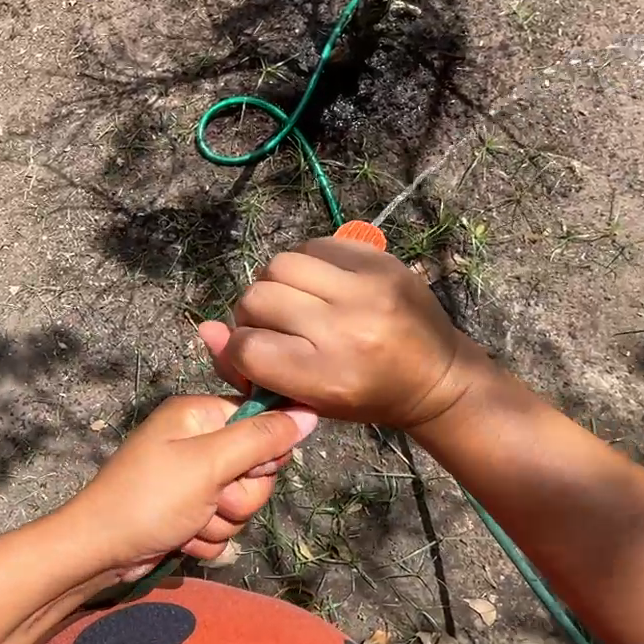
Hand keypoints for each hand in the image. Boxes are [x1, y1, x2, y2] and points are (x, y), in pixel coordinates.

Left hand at [50, 395, 316, 578]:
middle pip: (254, 470)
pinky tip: (179, 539)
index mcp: (196, 416)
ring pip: (239, 504)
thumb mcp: (209, 464)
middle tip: (209, 500)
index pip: (259, 422)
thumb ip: (260, 439)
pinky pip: (219, 527)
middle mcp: (194, 443)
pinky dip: (203, 539)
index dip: (260, 453)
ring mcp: (189, 481)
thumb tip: (308, 411)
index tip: (244, 470)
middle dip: (237, 496)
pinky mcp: (185, 513)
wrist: (101, 551)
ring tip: (187, 522)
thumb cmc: (151, 498)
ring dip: (219, 523)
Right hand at [198, 237, 490, 429]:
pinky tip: (319, 284)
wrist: (437, 377)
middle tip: (276, 326)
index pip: (246, 346)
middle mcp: (345, 328)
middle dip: (255, 313)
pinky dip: (305, 263)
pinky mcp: (380, 262)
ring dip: (277, 283)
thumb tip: (206, 327)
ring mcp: (366, 289)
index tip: (256, 355)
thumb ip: (247, 367)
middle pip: (256, 298)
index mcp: (326, 375)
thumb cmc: (361, 397)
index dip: (239, 349)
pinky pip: (313, 245)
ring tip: (296, 301)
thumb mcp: (301, 398)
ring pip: (279, 265)